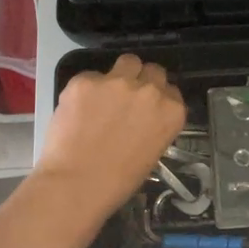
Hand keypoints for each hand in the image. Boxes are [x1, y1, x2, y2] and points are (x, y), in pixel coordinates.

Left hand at [36, 54, 186, 220]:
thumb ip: (154, 126)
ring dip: (121, 75)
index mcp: (171, 112)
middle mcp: (149, 90)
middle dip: (143, 82)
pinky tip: (78, 110)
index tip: (147, 110)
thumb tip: (141, 118)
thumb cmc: (118, 181)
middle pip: (153, 71)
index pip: (172, 92)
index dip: (158, 99)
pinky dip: (86, 90)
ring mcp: (116, 82)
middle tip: (128, 100)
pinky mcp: (85, 80)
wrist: (76, 184)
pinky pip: (90, 77)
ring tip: (106, 95)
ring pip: (127, 62)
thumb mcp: (151, 153)